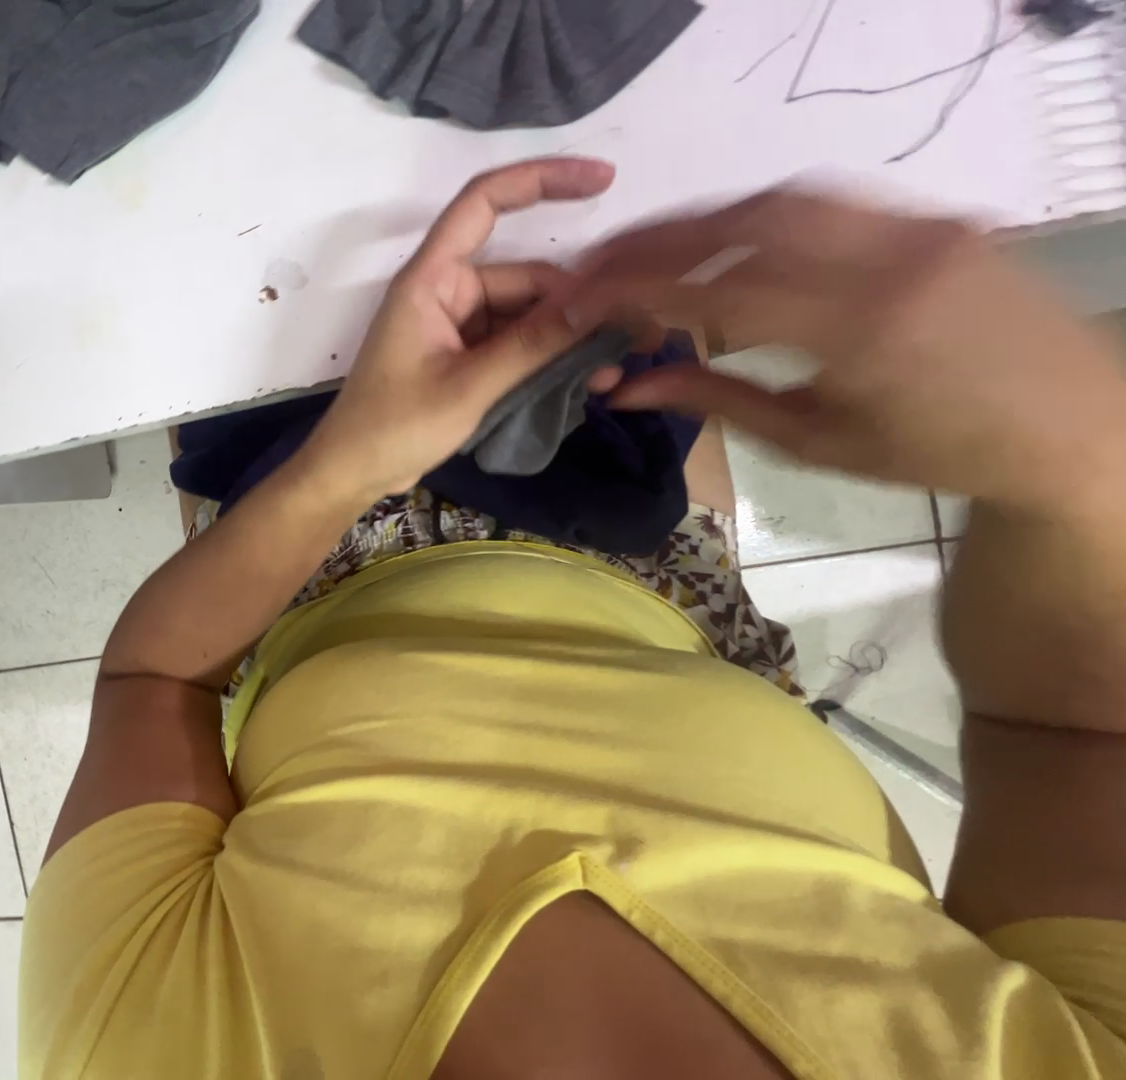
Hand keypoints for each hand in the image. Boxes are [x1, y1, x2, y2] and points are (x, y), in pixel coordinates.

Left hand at [300, 157, 618, 498]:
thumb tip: (604, 300)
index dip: (542, 180)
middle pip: (524, 276)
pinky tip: (585, 381)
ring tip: (615, 367)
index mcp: (430, 281)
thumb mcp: (469, 386)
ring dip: (567, 337)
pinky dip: (545, 358)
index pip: (483, 204)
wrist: (352, 472)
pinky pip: (513, 344)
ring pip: (525, 314)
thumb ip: (534, 342)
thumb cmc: (394, 426)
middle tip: (636, 333)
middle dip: (577, 300)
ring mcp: (453, 328)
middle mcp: (443, 294)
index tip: (605, 180)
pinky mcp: (460, 359)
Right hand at [565, 190, 1125, 514]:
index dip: (634, 288)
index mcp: (858, 332)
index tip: (576, 299)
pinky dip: (752, 216)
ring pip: (780, 199)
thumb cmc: (930, 452)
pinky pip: (822, 203)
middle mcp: (892, 261)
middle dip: (652, 240)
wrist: (1075, 424)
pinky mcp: (932, 218)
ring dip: (698, 221)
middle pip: (743, 222)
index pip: (717, 289)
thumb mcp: (808, 440)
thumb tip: (620, 388)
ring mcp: (919, 229)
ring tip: (639, 249)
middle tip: (590, 264)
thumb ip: (710, 400)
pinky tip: (716, 241)